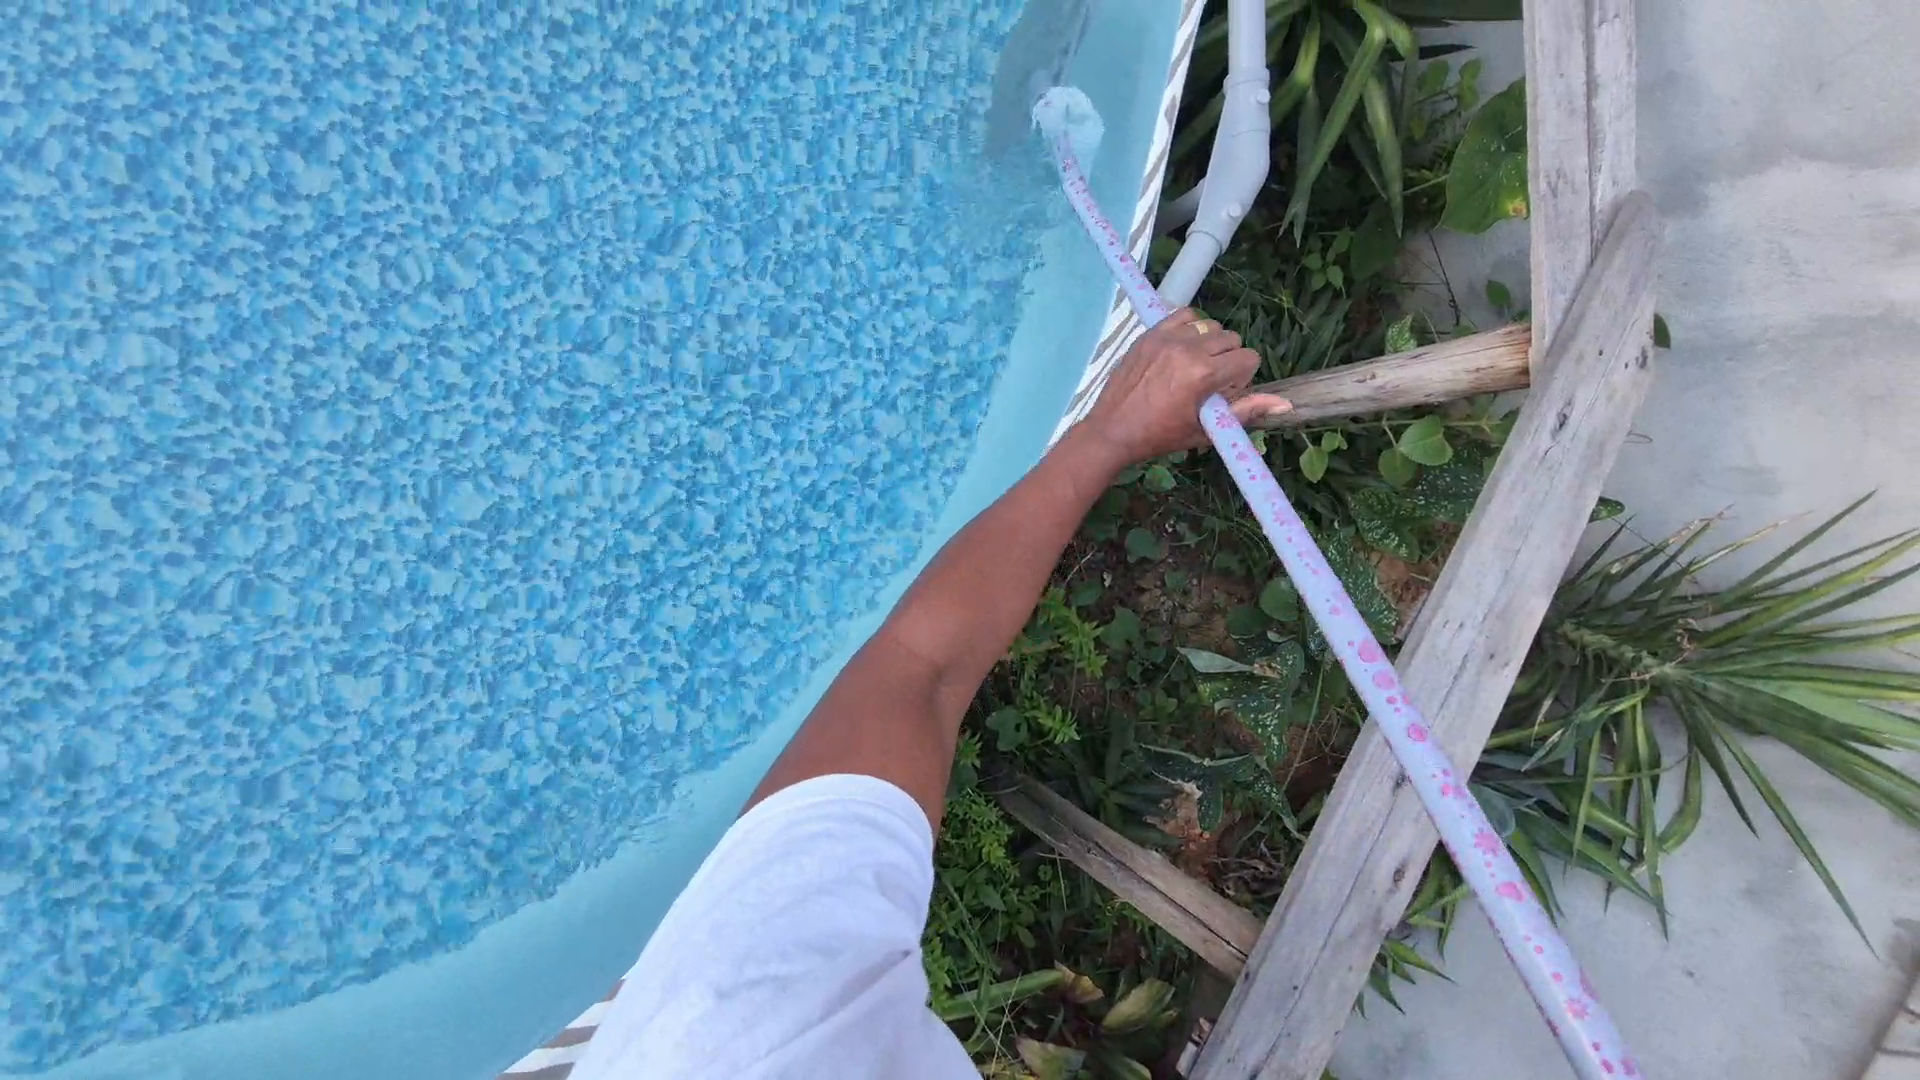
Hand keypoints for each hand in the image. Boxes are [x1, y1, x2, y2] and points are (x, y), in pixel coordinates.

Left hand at [1076, 309, 1290, 466]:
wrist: (1112, 430)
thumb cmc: (1159, 436)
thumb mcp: (1205, 430)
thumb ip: (1244, 412)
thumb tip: (1284, 404)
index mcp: (1203, 375)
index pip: (1248, 358)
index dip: (1241, 378)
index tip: (1224, 392)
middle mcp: (1187, 350)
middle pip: (1232, 339)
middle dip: (1228, 360)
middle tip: (1208, 383)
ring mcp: (1166, 338)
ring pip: (1210, 326)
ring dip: (1209, 344)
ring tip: (1193, 366)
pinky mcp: (1150, 334)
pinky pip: (1184, 315)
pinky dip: (1189, 328)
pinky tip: (1182, 348)